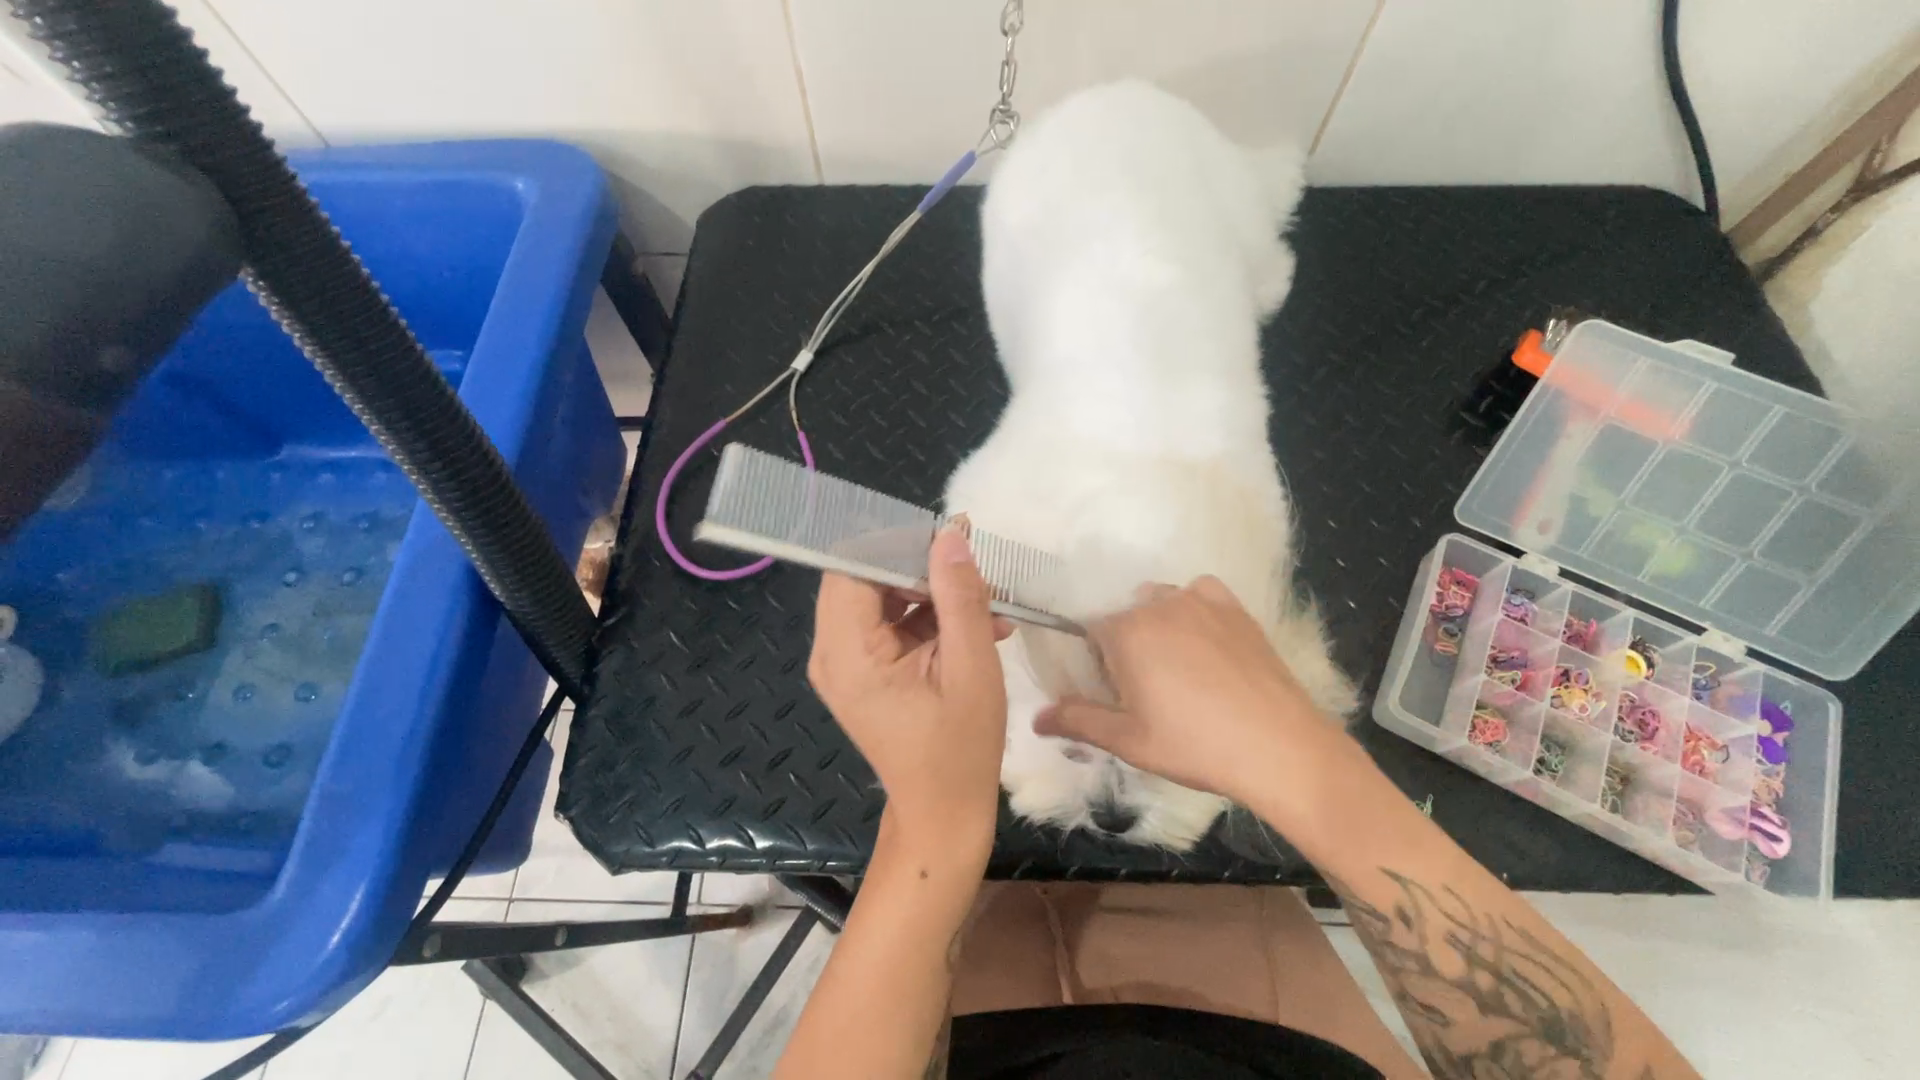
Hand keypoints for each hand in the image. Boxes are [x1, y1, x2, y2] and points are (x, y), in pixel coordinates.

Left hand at [808, 524, 1010, 857]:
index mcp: (847, 654)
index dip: (899, 544)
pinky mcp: (862, 670)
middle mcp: (831, 653)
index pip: (853, 567)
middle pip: (863, 578)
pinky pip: (889, 623)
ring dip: (932, 592)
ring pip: (880, 596)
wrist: (944, 812)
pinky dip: (929, 617)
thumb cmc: (960, 748)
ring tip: (987, 603)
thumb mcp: (972, 668)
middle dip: (920, 566)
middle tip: (974, 567)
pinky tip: (978, 625)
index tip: (950, 539)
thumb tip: (951, 534)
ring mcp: (844, 662)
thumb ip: (961, 598)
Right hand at [1034, 576, 1352, 805]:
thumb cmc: (1195, 745)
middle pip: (1125, 615)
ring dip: (1157, 626)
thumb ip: (1078, 721)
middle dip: (1125, 645)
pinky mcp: (1236, 608)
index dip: (1095, 661)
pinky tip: (1205, 644)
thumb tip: (1036, 718)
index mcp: (1125, 632)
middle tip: (1145, 691)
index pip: (1089, 630)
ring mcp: (1201, 601)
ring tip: (1178, 671)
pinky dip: (1193, 610)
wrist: (1280, 747)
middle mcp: (1159, 604)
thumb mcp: (1128, 741)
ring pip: (1160, 602)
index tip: (1113, 692)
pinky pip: (1200, 594)